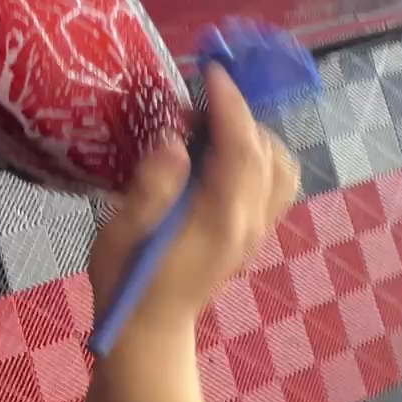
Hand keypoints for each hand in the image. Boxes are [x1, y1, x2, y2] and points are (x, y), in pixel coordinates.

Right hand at [88, 62, 298, 328]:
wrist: (148, 329)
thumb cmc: (126, 279)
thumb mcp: (122, 233)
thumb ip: (149, 187)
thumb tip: (172, 142)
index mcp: (219, 218)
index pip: (241, 147)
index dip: (230, 104)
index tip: (211, 72)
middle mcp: (249, 221)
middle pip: (267, 152)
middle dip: (239, 116)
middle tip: (198, 102)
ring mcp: (255, 231)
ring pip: (279, 168)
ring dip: (253, 137)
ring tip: (212, 128)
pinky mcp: (250, 236)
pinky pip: (274, 185)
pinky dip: (259, 158)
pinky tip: (224, 157)